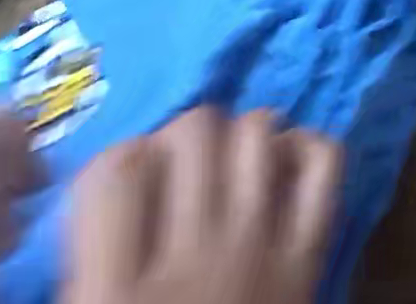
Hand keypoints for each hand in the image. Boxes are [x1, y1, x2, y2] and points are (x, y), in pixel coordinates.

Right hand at [65, 107, 342, 303]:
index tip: (124, 184)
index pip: (115, 167)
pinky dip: (306, 148)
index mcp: (117, 298)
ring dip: (238, 136)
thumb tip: (110, 185)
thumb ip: (90, 262)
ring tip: (226, 170)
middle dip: (180, 138)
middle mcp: (194, 260)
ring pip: (256, 131)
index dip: (118, 159)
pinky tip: (281, 170)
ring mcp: (261, 252)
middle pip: (194, 128)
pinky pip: (324, 163)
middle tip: (177, 177)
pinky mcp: (311, 260)